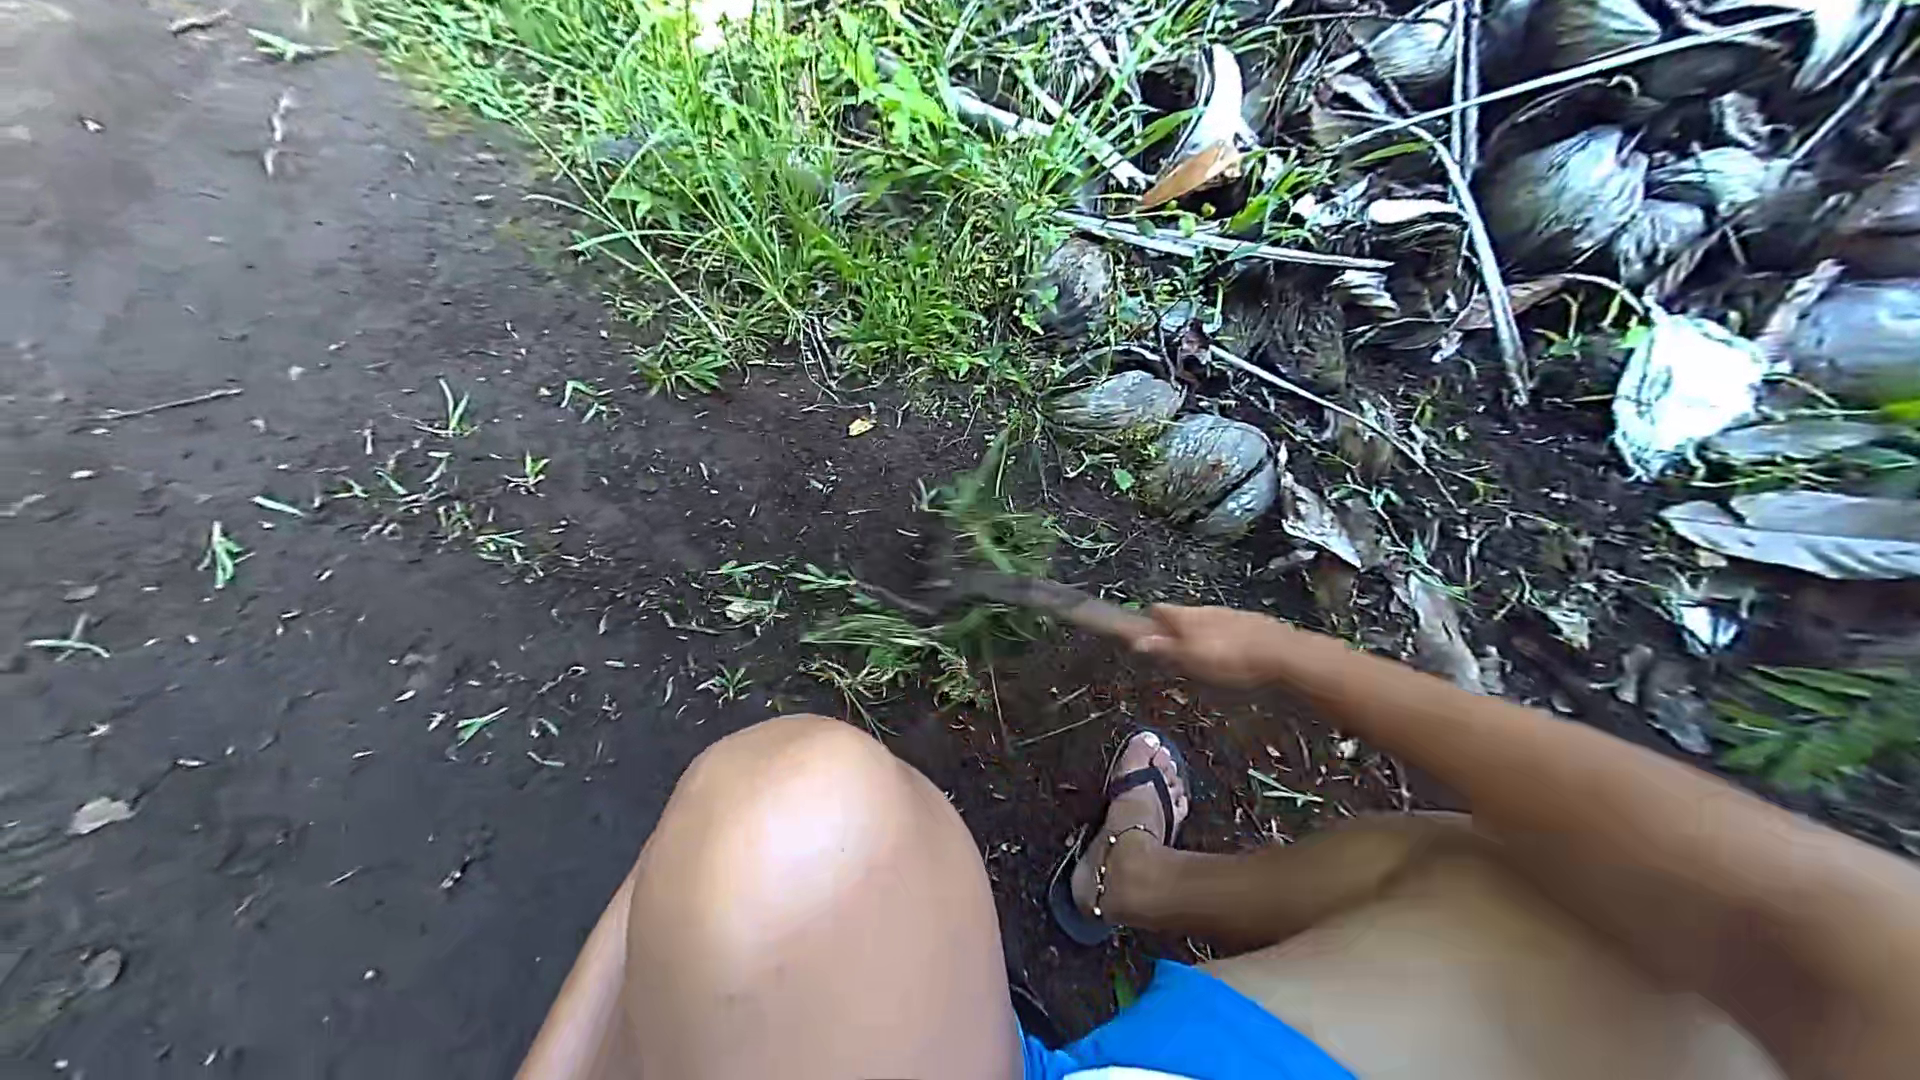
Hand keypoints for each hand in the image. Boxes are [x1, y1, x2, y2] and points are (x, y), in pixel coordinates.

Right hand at [1129, 605, 1298, 688]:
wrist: (1285, 657)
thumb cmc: (1231, 661)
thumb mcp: (1190, 660)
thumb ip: (1163, 649)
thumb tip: (1137, 641)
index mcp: (1186, 616)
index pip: (1157, 610)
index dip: (1148, 622)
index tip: (1145, 638)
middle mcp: (1207, 610)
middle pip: (1182, 616)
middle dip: (1176, 633)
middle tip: (1175, 657)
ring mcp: (1232, 615)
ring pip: (1208, 623)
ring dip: (1202, 638)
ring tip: (1206, 663)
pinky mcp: (1255, 625)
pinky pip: (1231, 631)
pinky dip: (1227, 642)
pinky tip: (1234, 661)